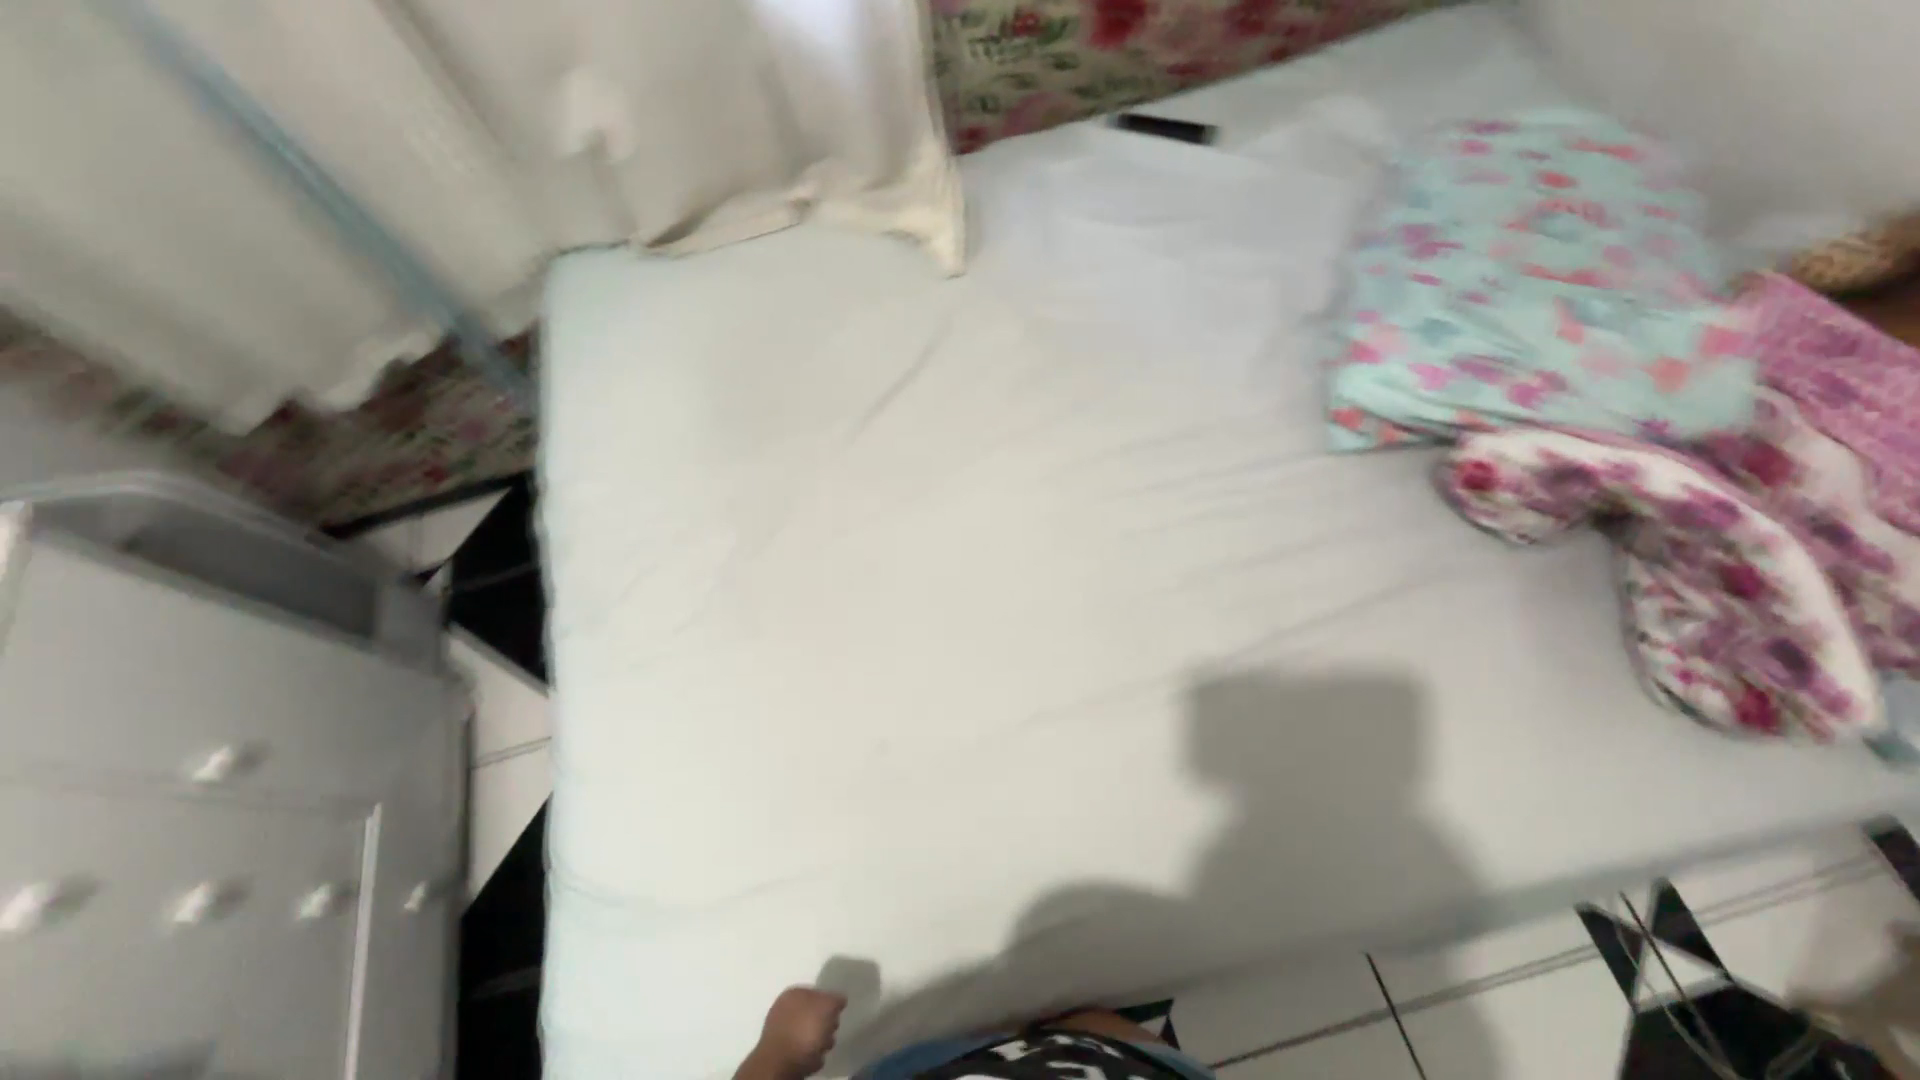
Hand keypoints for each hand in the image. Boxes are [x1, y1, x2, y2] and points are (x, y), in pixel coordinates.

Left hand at [748, 986, 846, 1079]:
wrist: (780, 1064)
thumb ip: (835, 999)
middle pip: (814, 1014)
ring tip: (822, 1048)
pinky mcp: (781, 1053)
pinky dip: (809, 1055)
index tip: (837, 1015)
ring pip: (810, 1034)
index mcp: (793, 993)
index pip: (818, 992)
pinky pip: (803, 1051)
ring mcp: (781, 1031)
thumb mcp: (827, 1007)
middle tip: (830, 1031)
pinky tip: (812, 1059)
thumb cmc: (804, 1030)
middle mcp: (784, 1009)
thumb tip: (839, 999)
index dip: (830, 1004)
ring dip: (820, 1041)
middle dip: (826, 1025)